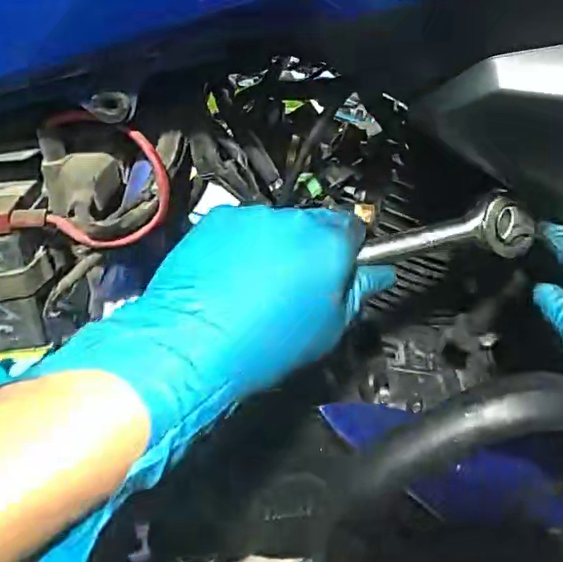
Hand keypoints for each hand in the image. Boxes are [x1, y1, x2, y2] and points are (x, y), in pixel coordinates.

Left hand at [39, 205, 392, 450]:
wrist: (191, 340)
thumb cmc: (257, 344)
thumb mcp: (327, 330)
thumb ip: (356, 293)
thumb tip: (370, 277)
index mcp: (327, 244)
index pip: (354, 228)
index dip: (349, 251)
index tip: (341, 267)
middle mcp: (291, 221)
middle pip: (313, 224)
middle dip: (309, 249)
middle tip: (297, 286)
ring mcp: (251, 217)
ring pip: (275, 225)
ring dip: (273, 246)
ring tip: (257, 287)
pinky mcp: (217, 220)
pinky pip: (240, 227)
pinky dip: (239, 245)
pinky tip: (232, 279)